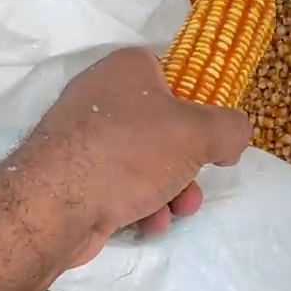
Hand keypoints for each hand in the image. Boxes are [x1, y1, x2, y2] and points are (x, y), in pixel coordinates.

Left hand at [10, 48, 250, 269]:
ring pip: (145, 161)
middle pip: (164, 126)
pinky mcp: (72, 174)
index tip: (211, 137)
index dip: (198, 107)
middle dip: (187, 164)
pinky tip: (147, 222)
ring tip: (176, 211)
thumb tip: (235, 136)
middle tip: (196, 184)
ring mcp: (84, 136)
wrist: (55, 205)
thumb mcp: (199, 134)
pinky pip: (120, 184)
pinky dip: (140, 203)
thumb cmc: (130, 152)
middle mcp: (102, 94)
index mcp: (128, 68)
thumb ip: (230, 129)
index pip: (175, 77)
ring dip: (169, 190)